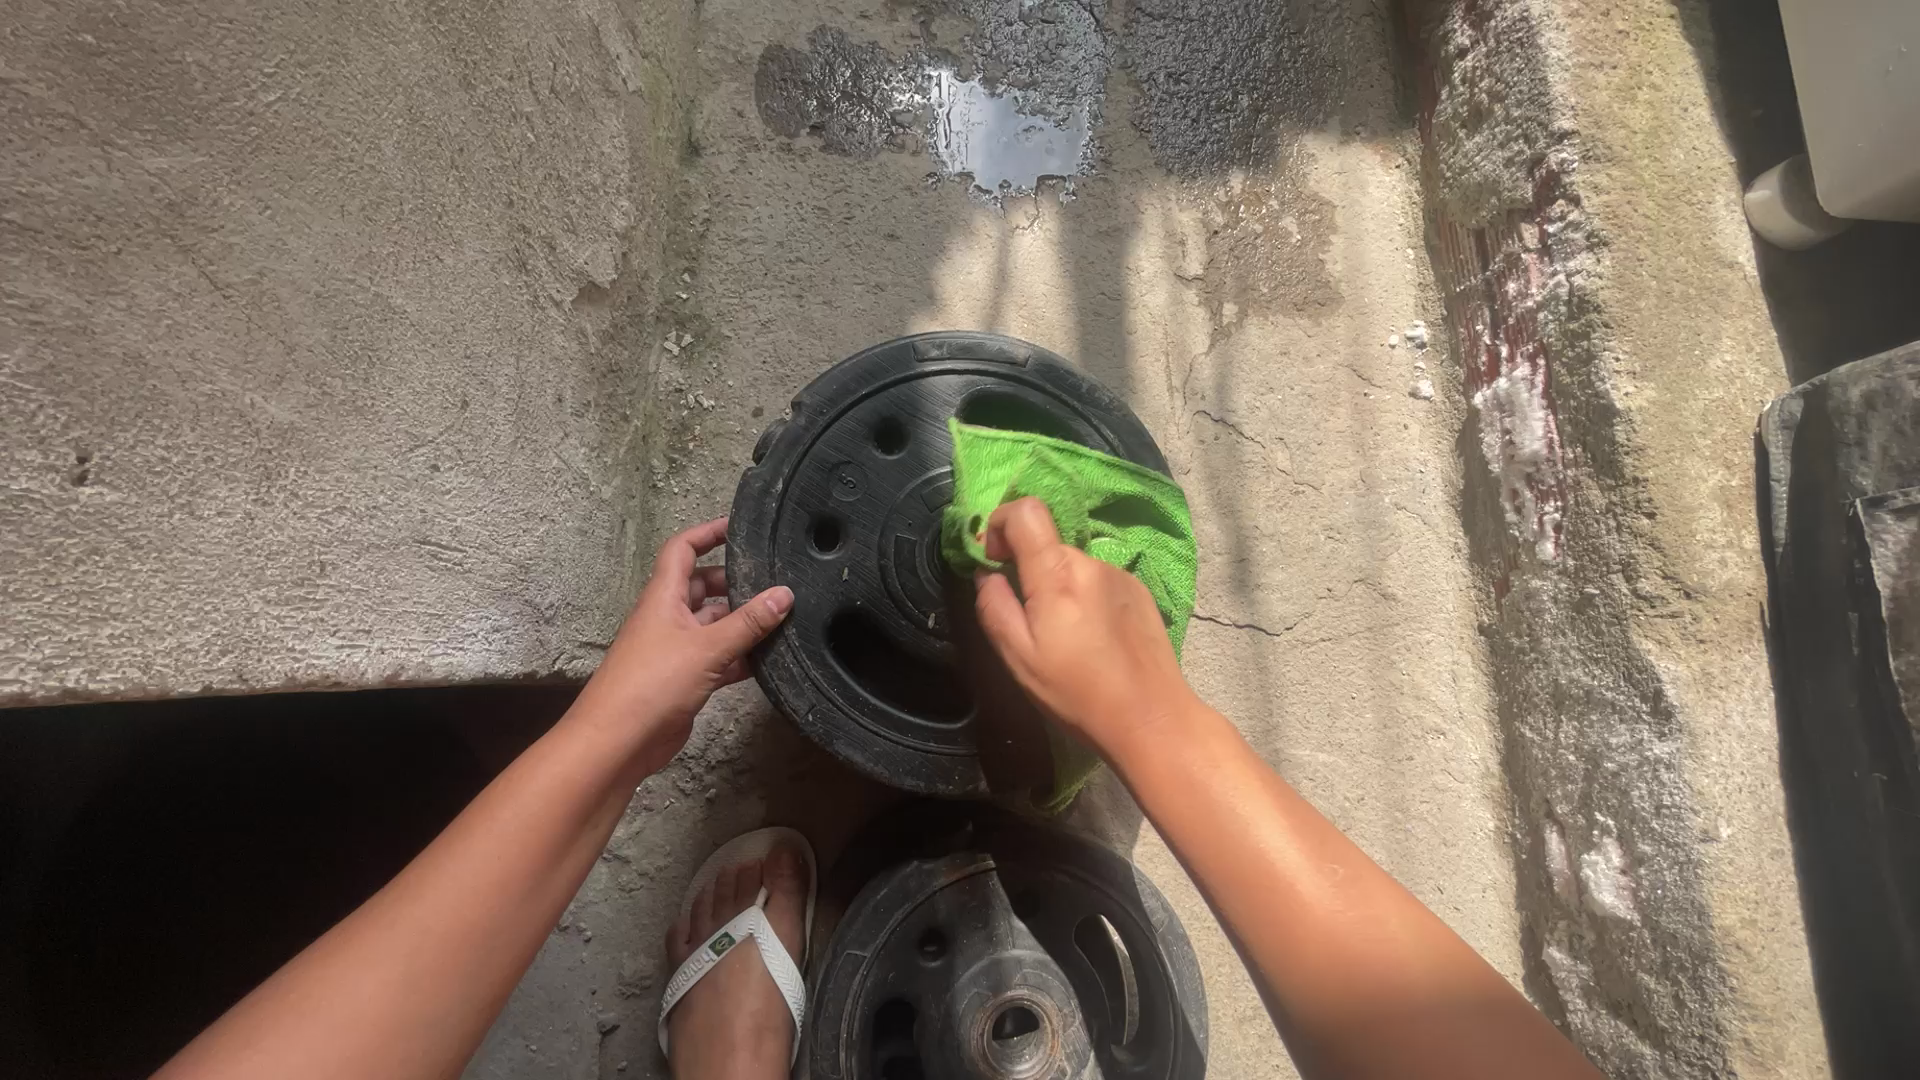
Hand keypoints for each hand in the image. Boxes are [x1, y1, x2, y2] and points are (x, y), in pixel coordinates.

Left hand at [570, 517, 792, 768]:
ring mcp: (677, 649)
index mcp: (664, 597)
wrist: (617, 743)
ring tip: (785, 618)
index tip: (741, 526)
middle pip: (706, 587)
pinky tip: (770, 658)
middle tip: (777, 581)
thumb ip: (749, 622)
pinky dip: (741, 655)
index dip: (708, 533)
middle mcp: (669, 617)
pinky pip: (719, 657)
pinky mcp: (686, 678)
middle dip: (738, 582)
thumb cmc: (654, 683)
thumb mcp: (707, 647)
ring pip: (716, 624)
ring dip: (744, 622)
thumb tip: (785, 593)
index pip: (683, 550)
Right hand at [972, 497, 1199, 759]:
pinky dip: (1083, 596)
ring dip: (1056, 586)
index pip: (1025, 511)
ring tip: (1065, 636)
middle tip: (1028, 619)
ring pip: (1071, 564)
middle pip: (1046, 544)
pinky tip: (1093, 637)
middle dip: (1027, 569)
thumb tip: (987, 574)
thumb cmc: (1077, 693)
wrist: (1151, 718)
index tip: (994, 561)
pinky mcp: (1138, 589)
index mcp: (1057, 575)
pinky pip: (1096, 579)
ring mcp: (1119, 574)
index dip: (1000, 524)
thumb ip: (994, 606)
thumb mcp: (1018, 657)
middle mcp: (1090, 563)